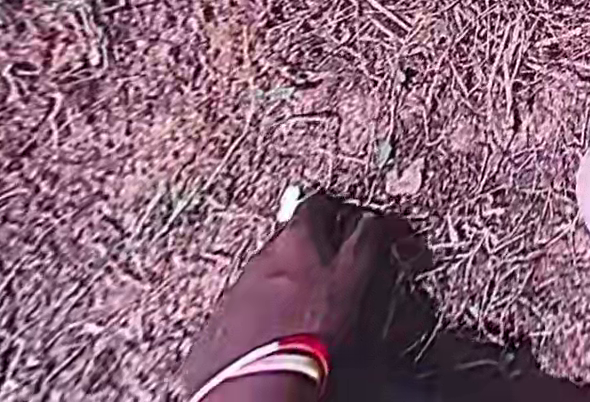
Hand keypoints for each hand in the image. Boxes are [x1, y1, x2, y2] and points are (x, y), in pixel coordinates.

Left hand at [178, 194, 394, 399]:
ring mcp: (234, 296)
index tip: (349, 224)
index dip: (336, 212)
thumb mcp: (356, 276)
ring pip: (267, 278)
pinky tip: (277, 338)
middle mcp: (260, 259)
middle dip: (309, 253)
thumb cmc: (312, 329)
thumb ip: (367, 239)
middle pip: (290, 242)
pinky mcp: (215, 333)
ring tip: (304, 313)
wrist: (257, 389)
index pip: (318, 205)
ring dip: (284, 286)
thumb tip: (374, 221)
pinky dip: (260, 319)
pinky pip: (243, 314)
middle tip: (330, 275)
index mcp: (296, 239)